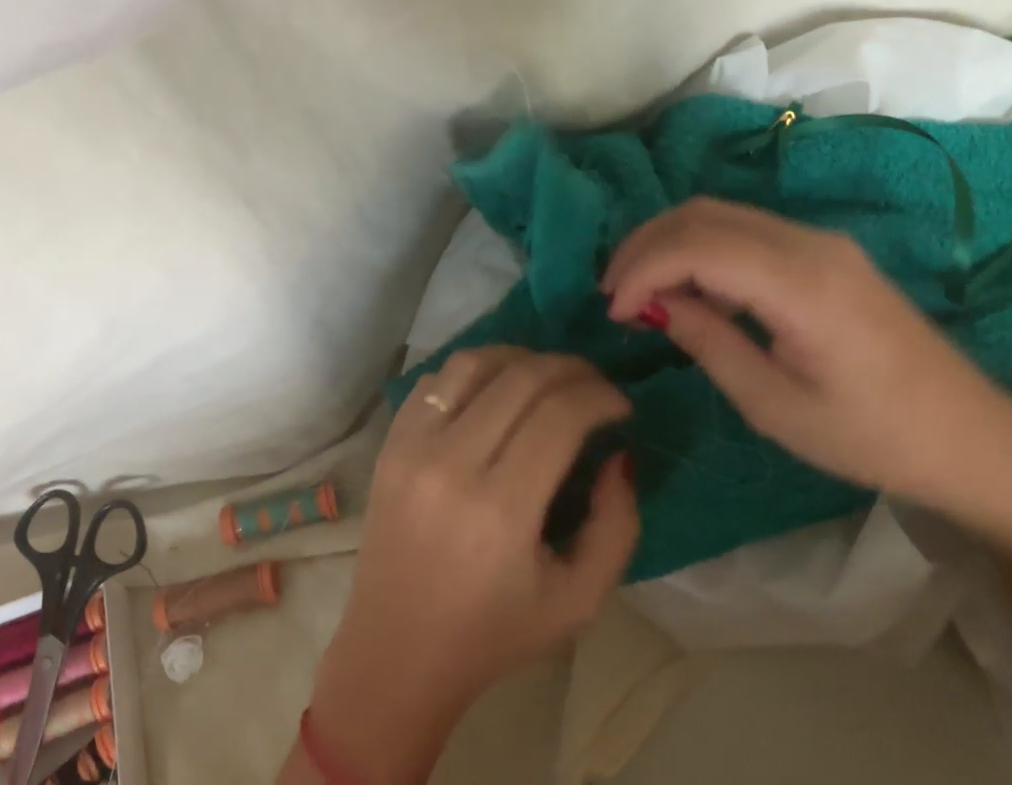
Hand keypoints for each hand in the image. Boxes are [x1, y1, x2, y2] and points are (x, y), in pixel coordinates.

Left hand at [301, 348, 637, 782]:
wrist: (396, 651)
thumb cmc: (493, 634)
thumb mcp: (580, 600)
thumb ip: (617, 525)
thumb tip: (618, 455)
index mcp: (501, 508)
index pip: (561, 413)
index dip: (602, 396)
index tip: (622, 406)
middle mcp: (451, 464)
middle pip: (521, 377)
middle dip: (572, 369)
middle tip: (596, 388)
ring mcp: (411, 448)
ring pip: (473, 363)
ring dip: (521, 359)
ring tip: (548, 380)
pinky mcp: (389, 445)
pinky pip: (433, 380)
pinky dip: (473, 371)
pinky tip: (496, 391)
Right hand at [602, 198, 1011, 505]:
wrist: (966, 438)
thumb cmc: (868, 436)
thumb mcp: (772, 404)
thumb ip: (708, 341)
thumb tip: (654, 304)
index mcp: (802, 284)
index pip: (696, 244)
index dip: (642, 269)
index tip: (613, 312)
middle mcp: (812, 244)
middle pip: (703, 213)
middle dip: (645, 245)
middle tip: (613, 295)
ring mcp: (824, 243)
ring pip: (722, 215)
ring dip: (670, 244)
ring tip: (639, 294)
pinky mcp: (828, 254)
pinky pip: (747, 232)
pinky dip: (702, 250)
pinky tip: (688, 291)